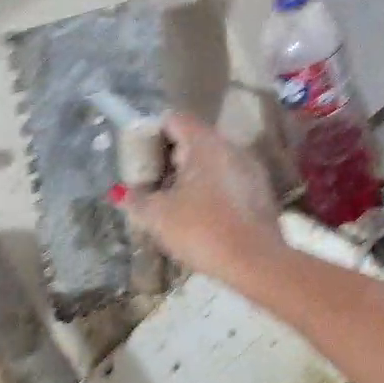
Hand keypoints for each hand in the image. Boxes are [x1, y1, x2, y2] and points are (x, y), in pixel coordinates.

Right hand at [116, 112, 287, 285]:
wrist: (256, 262)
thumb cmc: (202, 230)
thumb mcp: (159, 217)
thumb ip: (137, 200)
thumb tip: (121, 194)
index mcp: (205, 143)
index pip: (174, 120)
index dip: (152, 134)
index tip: (140, 159)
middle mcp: (232, 147)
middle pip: (195, 141)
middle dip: (171, 159)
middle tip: (153, 184)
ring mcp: (252, 169)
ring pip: (214, 163)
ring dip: (193, 177)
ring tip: (175, 204)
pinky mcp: (262, 193)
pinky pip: (230, 182)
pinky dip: (213, 192)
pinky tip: (202, 218)